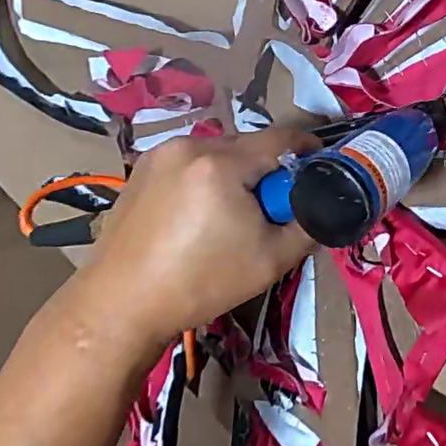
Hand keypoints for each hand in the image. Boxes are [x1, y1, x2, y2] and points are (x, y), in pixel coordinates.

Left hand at [59, 127, 319, 352]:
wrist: (120, 306)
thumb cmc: (200, 283)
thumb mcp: (271, 260)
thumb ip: (308, 225)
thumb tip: (325, 206)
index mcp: (221, 163)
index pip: (282, 139)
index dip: (309, 150)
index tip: (322, 167)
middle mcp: (190, 145)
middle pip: (249, 144)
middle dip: (269, 170)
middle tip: (273, 207)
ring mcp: (160, 154)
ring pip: (219, 152)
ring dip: (237, 173)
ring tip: (234, 215)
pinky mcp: (142, 168)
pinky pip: (191, 162)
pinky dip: (207, 178)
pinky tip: (200, 215)